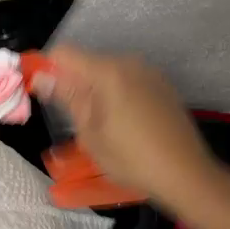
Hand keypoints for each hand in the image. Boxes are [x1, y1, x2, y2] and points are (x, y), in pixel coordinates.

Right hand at [30, 45, 225, 201]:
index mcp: (107, 72)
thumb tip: (42, 77)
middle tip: (75, 117)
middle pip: (87, 61)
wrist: (188, 175)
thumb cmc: (133, 159)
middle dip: (75, 82)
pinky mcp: (163, 84)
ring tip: (103, 123)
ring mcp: (149, 72)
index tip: (45, 92)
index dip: (49, 68)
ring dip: (97, 89)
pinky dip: (119, 92)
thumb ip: (66, 98)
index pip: (64, 53)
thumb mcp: (90, 134)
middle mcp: (128, 62)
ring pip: (108, 71)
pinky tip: (126, 122)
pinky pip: (129, 79)